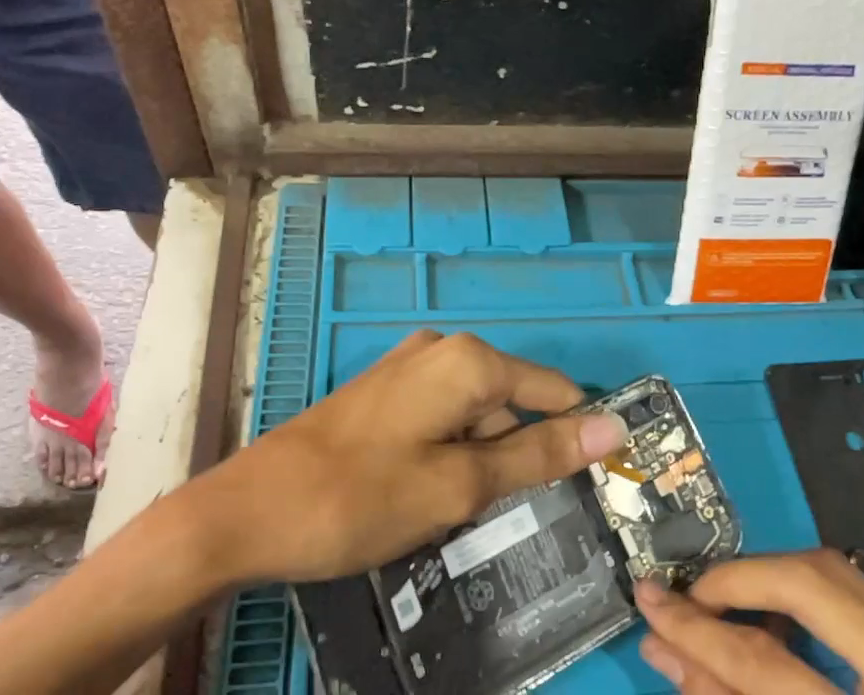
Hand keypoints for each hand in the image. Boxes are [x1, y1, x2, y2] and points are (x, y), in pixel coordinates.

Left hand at [207, 330, 628, 583]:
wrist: (251, 510)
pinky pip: (441, 419)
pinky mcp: (384, 391)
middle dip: (512, 458)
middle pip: (513, 404)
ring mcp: (408, 367)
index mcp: (470, 361)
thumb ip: (538, 454)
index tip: (577, 493)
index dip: (572, 440)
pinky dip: (445, 455)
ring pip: (475, 417)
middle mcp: (442, 349)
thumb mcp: (460, 484)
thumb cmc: (361, 497)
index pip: (555, 392)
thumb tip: (613, 427)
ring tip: (442, 511)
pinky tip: (415, 494)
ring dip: (475, 463)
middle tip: (483, 514)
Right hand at [636, 550, 863, 694]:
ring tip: (721, 607)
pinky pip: (857, 597)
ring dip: (766, 579)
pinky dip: (802, 598)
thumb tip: (668, 652)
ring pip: (837, 573)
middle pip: (811, 583)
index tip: (650, 606)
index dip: (697, 631)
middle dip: (735, 579)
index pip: (767, 664)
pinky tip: (773, 622)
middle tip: (686, 599)